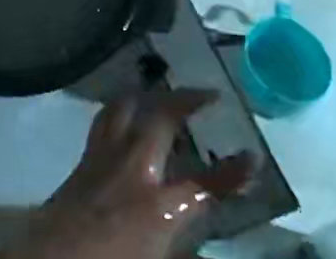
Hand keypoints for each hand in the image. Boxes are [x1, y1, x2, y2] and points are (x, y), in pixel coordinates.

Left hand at [2, 91, 251, 258]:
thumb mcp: (156, 253)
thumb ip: (179, 236)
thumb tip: (191, 210)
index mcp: (156, 206)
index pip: (204, 184)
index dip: (232, 173)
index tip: (253, 158)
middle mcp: (130, 168)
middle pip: (161, 118)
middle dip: (186, 101)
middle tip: (205, 95)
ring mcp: (101, 156)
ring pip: (125, 107)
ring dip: (147, 96)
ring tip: (163, 94)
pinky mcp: (82, 159)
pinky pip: (104, 121)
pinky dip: (120, 110)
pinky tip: (124, 115)